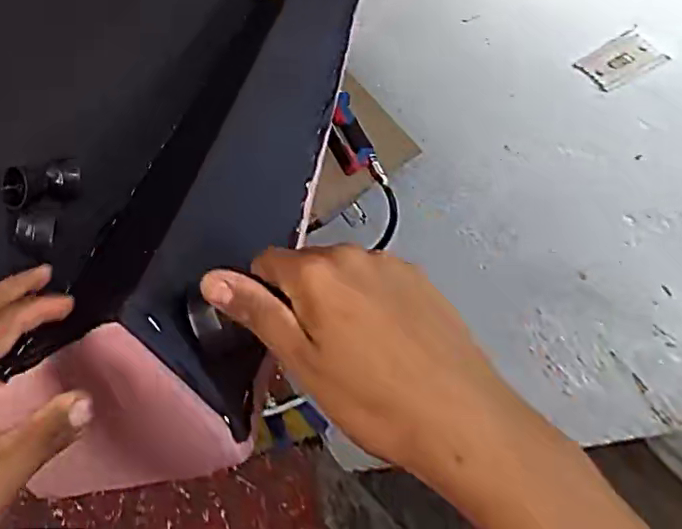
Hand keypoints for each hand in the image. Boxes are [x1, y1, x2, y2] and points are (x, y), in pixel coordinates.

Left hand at [0, 266, 91, 528]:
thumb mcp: (3, 468)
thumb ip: (47, 431)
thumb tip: (83, 401)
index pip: (4, 321)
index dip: (38, 306)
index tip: (66, 302)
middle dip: (15, 287)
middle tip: (43, 274)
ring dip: (3, 308)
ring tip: (29, 302)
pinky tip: (5, 352)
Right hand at [202, 246, 644, 528]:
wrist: (468, 425)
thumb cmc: (375, 400)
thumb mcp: (303, 363)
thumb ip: (256, 311)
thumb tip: (213, 278)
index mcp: (314, 272)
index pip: (264, 261)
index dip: (265, 296)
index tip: (285, 334)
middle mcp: (350, 254)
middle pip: (305, 266)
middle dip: (304, 299)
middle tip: (323, 352)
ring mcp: (390, 264)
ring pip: (343, 274)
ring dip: (340, 299)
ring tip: (362, 353)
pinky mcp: (421, 279)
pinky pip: (378, 280)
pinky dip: (374, 302)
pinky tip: (392, 344)